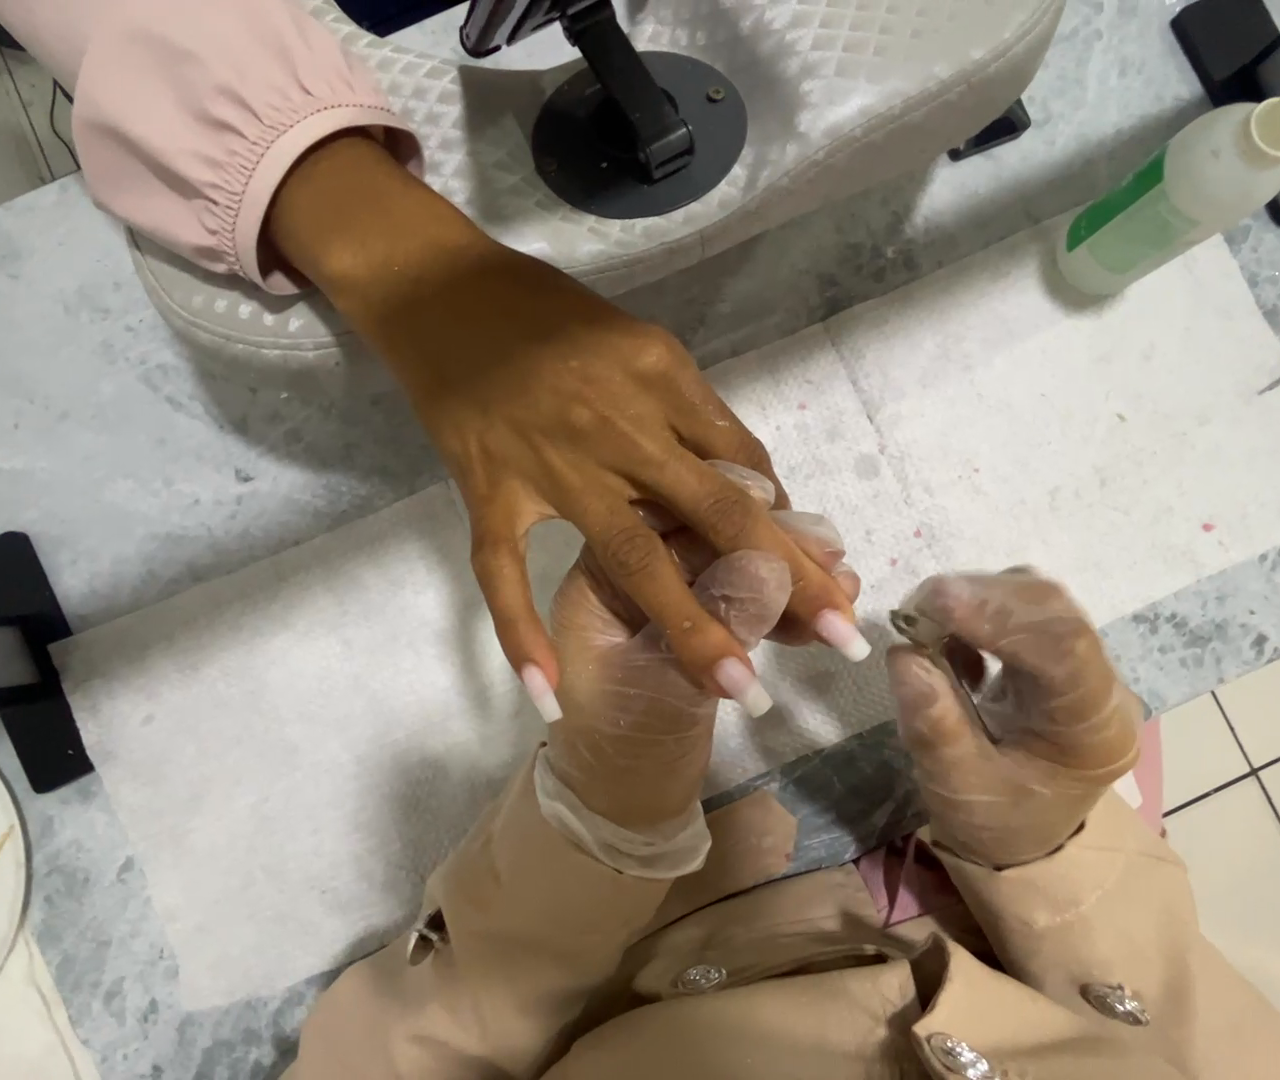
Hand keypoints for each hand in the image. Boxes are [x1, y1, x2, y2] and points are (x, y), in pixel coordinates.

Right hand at [266, 136, 865, 713]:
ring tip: (740, 686)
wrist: (436, 286)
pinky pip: (502, 573)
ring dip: (690, 623)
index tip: (821, 572)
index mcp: (663, 377)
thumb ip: (690, 410)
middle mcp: (620, 425)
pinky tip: (547, 692)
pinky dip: (520, 634)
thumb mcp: (641, 342)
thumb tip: (745, 478)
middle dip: (789, 577)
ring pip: (632, 555)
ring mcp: (552, 465)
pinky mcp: (488, 492)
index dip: (789, 524)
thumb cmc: (545, 307)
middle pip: (719, 511)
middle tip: (844, 640)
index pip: (746, 465)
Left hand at [546, 472, 859, 827]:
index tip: (787, 529)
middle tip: (835, 565)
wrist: (627, 804)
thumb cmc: (624, 745)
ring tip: (848, 587)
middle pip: (710, 540)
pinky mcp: (704, 621)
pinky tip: (829, 611)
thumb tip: (770, 565)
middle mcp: (634, 572)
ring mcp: (672, 596)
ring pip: (737, 567)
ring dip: (793, 577)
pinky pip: (749, 599)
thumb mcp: (662, 680)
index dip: (729, 525)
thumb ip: (711, 622)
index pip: (666, 528)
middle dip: (775, 549)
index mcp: (600, 576)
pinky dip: (789, 605)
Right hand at [885, 569, 1142, 868]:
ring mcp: (1083, 664)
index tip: (933, 603)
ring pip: (1038, 598)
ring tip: (925, 625)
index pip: (1064, 647)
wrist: (1020, 834)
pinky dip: (976, 608)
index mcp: (1092, 729)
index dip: (998, 614)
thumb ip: (933, 724)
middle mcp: (1102, 686)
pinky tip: (950, 640)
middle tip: (913, 611)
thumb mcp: (954, 786)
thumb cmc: (994, 819)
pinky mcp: (1057, 652)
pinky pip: (1022, 607)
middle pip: (1053, 609)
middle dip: (979, 596)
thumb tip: (904, 652)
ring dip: (975, 597)